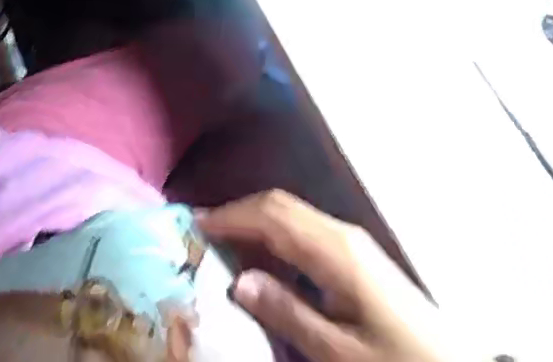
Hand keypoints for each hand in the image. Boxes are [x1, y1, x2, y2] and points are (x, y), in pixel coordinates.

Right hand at [196, 191, 460, 361]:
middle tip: (203, 232)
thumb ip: (289, 314)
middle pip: (278, 205)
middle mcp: (341, 234)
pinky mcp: (359, 257)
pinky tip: (266, 260)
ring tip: (226, 244)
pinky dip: (276, 233)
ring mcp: (352, 242)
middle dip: (238, 212)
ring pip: (291, 213)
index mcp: (335, 251)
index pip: (269, 215)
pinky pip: (305, 229)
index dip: (229, 216)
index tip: (194, 226)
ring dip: (256, 221)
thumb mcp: (342, 355)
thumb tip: (238, 280)